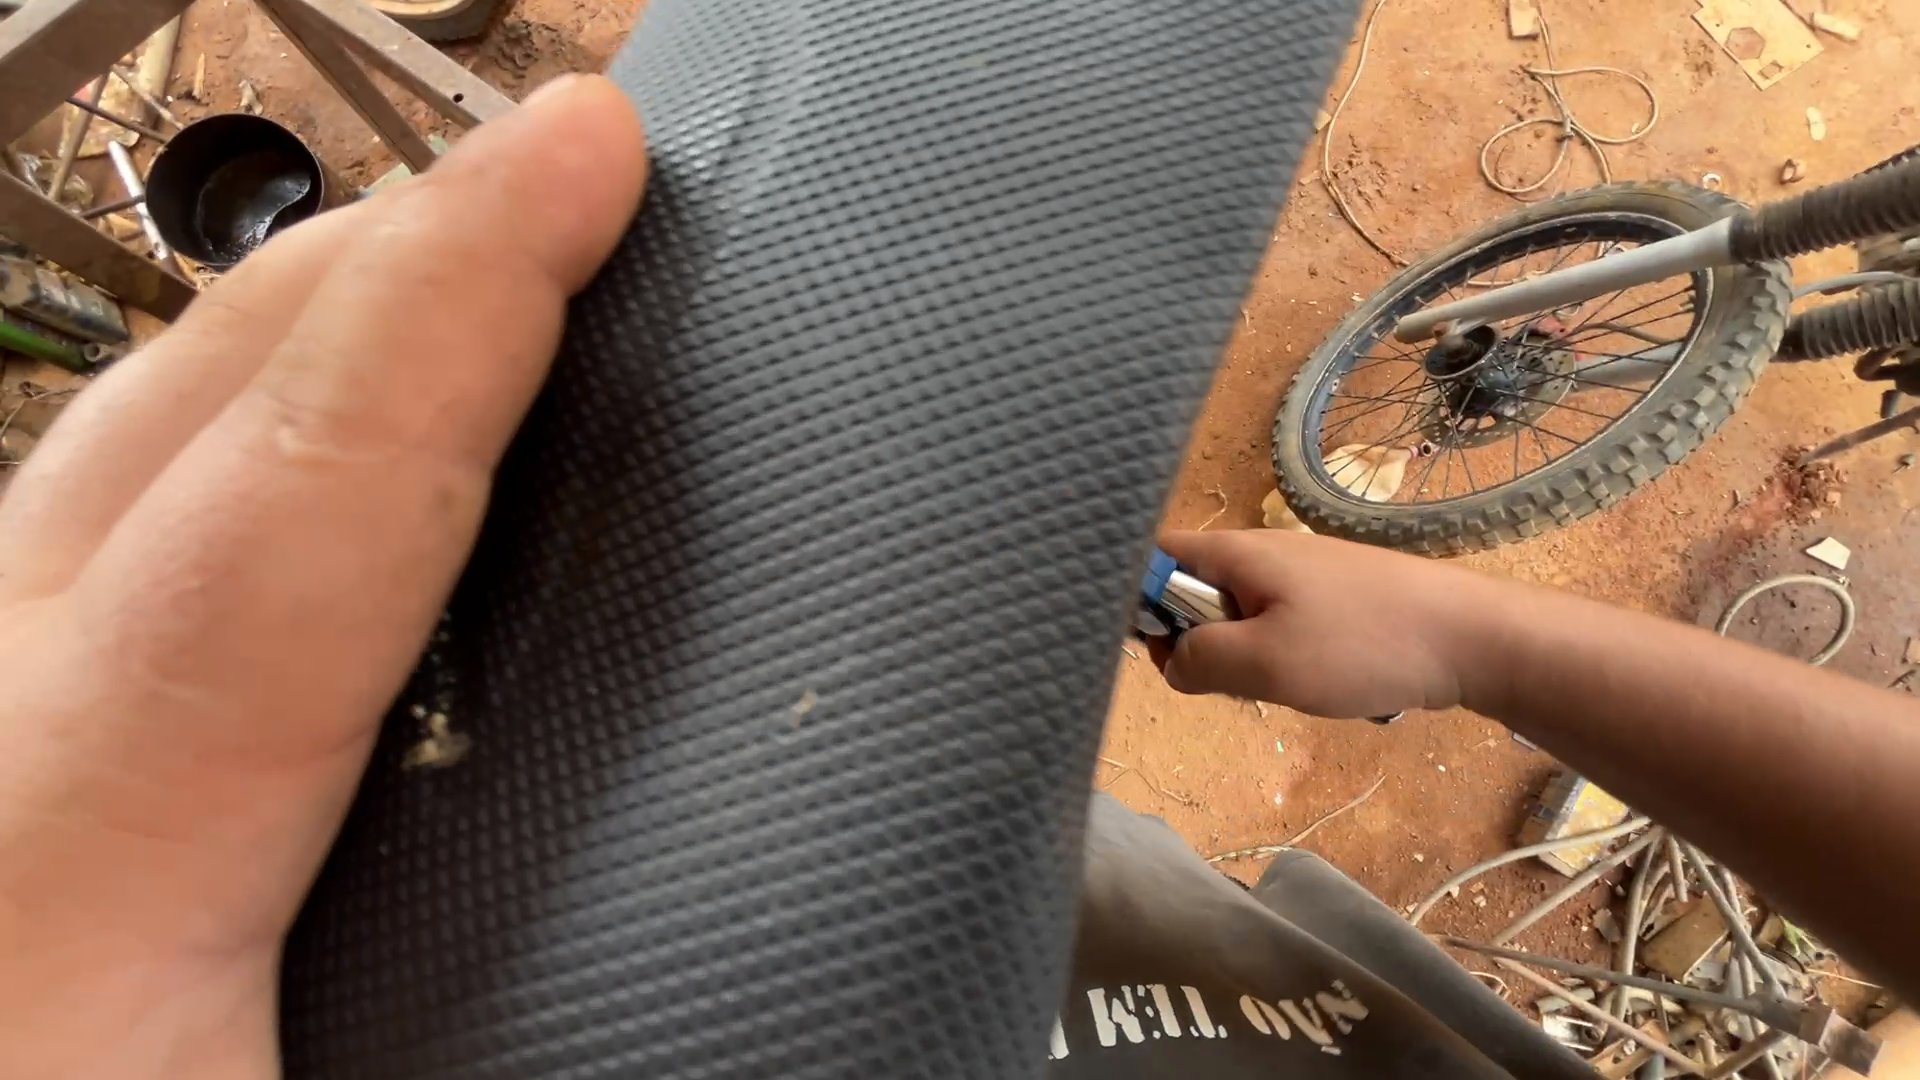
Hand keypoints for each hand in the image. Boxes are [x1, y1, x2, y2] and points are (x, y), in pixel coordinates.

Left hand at [0, 75, 644, 1077]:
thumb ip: (530, 984)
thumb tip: (750, 922)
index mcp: (77, 863)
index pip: (332, 487)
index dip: (483, 283)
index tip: (596, 147)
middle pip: (222, 400)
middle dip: (415, 246)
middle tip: (568, 167)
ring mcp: (1, 747)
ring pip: (160, 429)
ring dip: (356, 316)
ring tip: (503, 254)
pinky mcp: (34, 768)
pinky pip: (151, 519)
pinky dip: (294, 428)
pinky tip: (400, 424)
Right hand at [1156, 529, 1490, 718]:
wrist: (1477, 637)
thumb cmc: (1362, 643)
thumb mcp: (1264, 662)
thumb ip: (1198, 661)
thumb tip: (1172, 662)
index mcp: (1235, 553)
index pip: (1156, 555)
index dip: (1138, 596)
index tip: (1154, 645)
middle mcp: (1262, 551)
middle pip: (1192, 586)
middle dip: (1192, 636)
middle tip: (1222, 678)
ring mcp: (1301, 571)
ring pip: (1235, 610)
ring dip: (1237, 650)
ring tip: (1275, 682)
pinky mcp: (1332, 594)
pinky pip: (1275, 618)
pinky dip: (1275, 650)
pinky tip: (1312, 675)